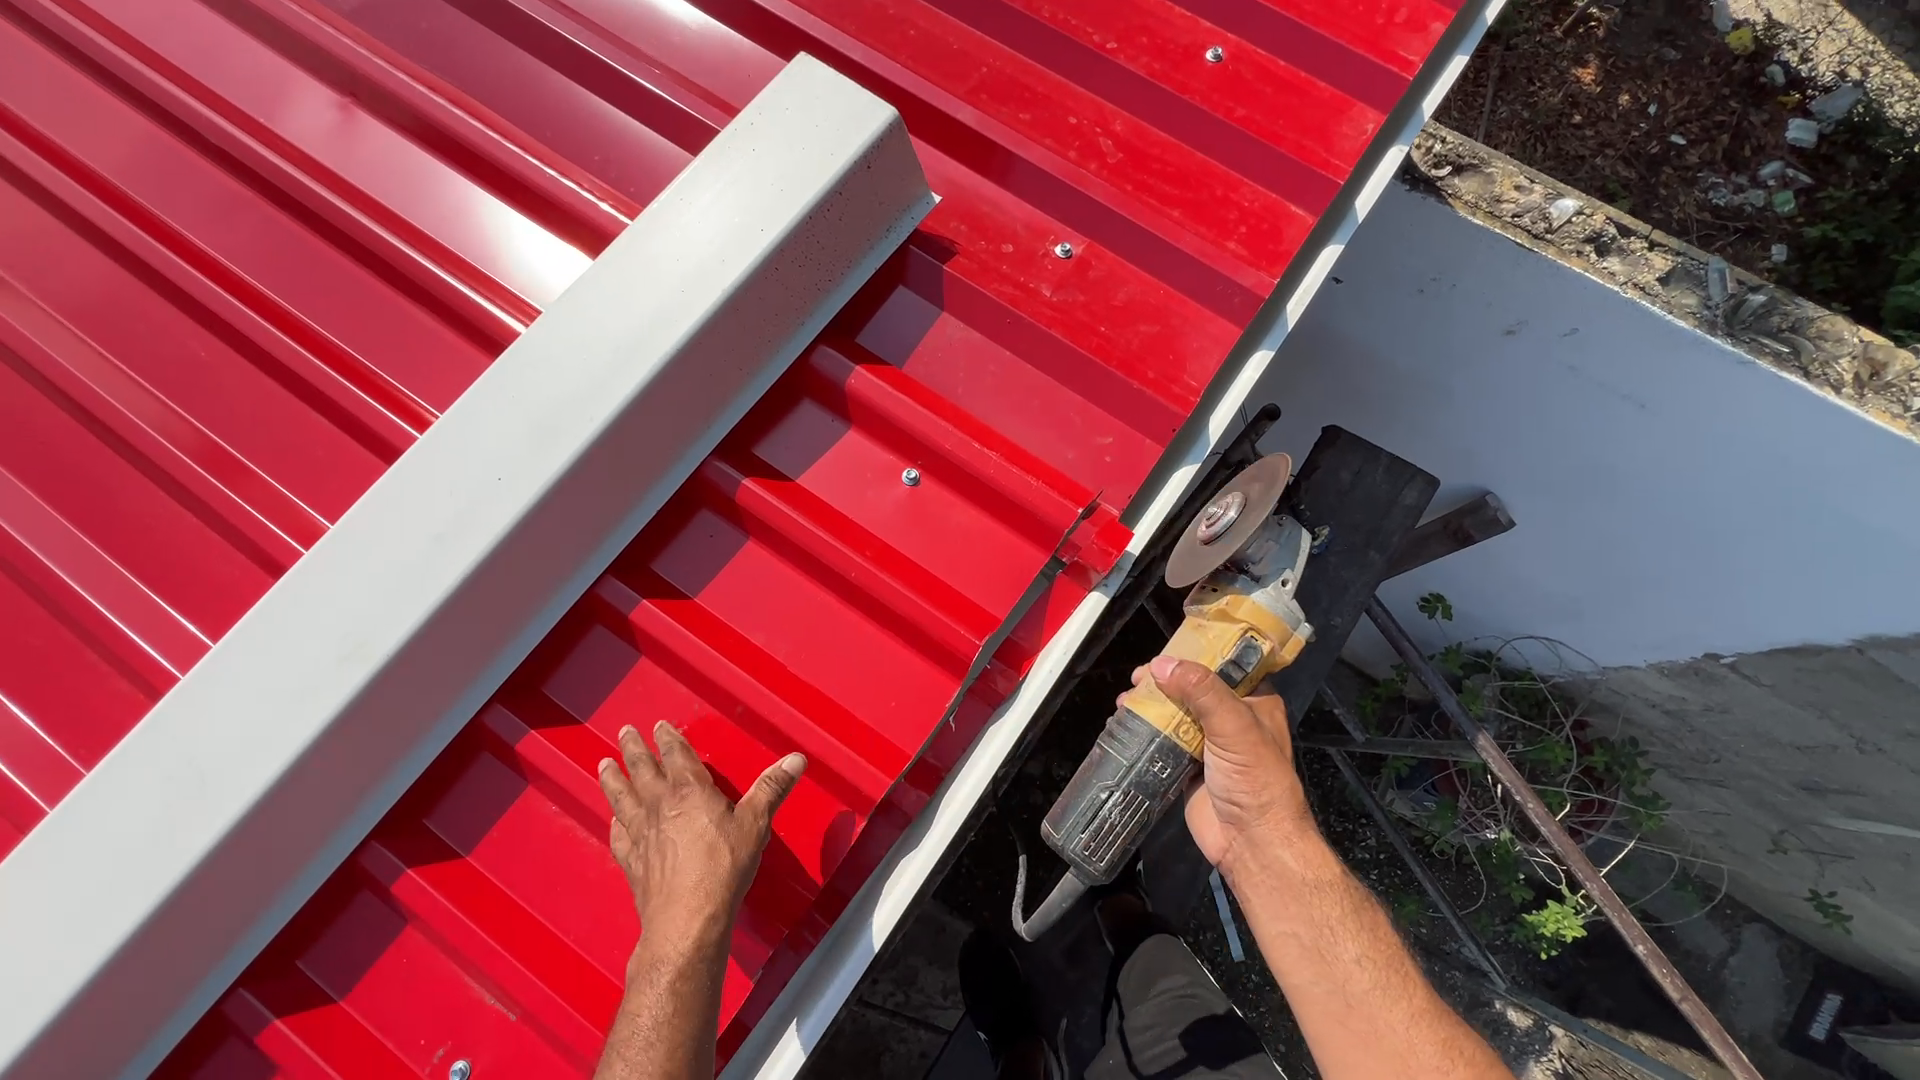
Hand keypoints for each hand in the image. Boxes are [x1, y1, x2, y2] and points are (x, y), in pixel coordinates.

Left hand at [598, 722, 805, 955]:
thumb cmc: (723, 868)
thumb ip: (772, 789)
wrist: (687, 920)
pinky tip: (613, 819)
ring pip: (622, 798)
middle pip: (642, 770)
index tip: (660, 725)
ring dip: (613, 779)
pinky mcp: (632, 861)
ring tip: (604, 764)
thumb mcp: (755, 824)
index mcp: (690, 791)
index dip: (668, 738)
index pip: (676, 755)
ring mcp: (642, 834)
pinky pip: (619, 835)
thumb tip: (795, 759)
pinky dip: (615, 822)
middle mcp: (660, 806)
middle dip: (633, 749)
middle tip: (624, 731)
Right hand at [1132, 655, 1315, 881]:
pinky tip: (1126, 719)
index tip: (1167, 648)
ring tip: (1128, 697)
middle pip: (1193, 687)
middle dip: (1165, 679)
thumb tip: (1160, 665)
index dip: (1197, 653)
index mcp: (1255, 701)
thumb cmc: (1255, 779)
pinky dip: (1144, 727)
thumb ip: (1201, 691)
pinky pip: (1163, 738)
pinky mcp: (1186, 763)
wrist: (1250, 842)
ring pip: (1175, 711)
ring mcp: (1208, 741)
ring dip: (1150, 702)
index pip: (1226, 665)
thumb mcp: (1234, 726)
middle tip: (1139, 677)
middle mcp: (1231, 717)